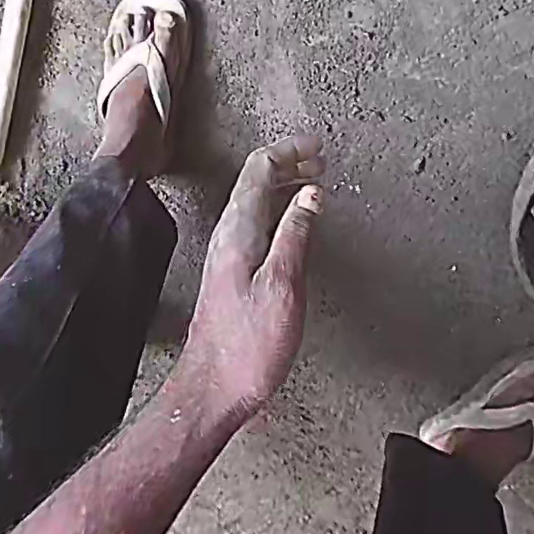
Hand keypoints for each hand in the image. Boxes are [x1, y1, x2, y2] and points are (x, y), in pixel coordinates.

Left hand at [169, 135, 326, 422]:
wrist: (213, 385)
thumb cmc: (248, 344)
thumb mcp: (283, 285)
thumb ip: (296, 233)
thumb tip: (311, 194)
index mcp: (240, 228)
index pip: (260, 167)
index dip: (289, 150)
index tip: (317, 148)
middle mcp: (230, 231)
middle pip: (256, 177)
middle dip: (289, 160)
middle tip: (319, 159)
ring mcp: (229, 248)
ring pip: (256, 196)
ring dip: (284, 181)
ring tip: (313, 180)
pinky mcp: (233, 265)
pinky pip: (256, 217)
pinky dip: (279, 205)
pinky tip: (295, 217)